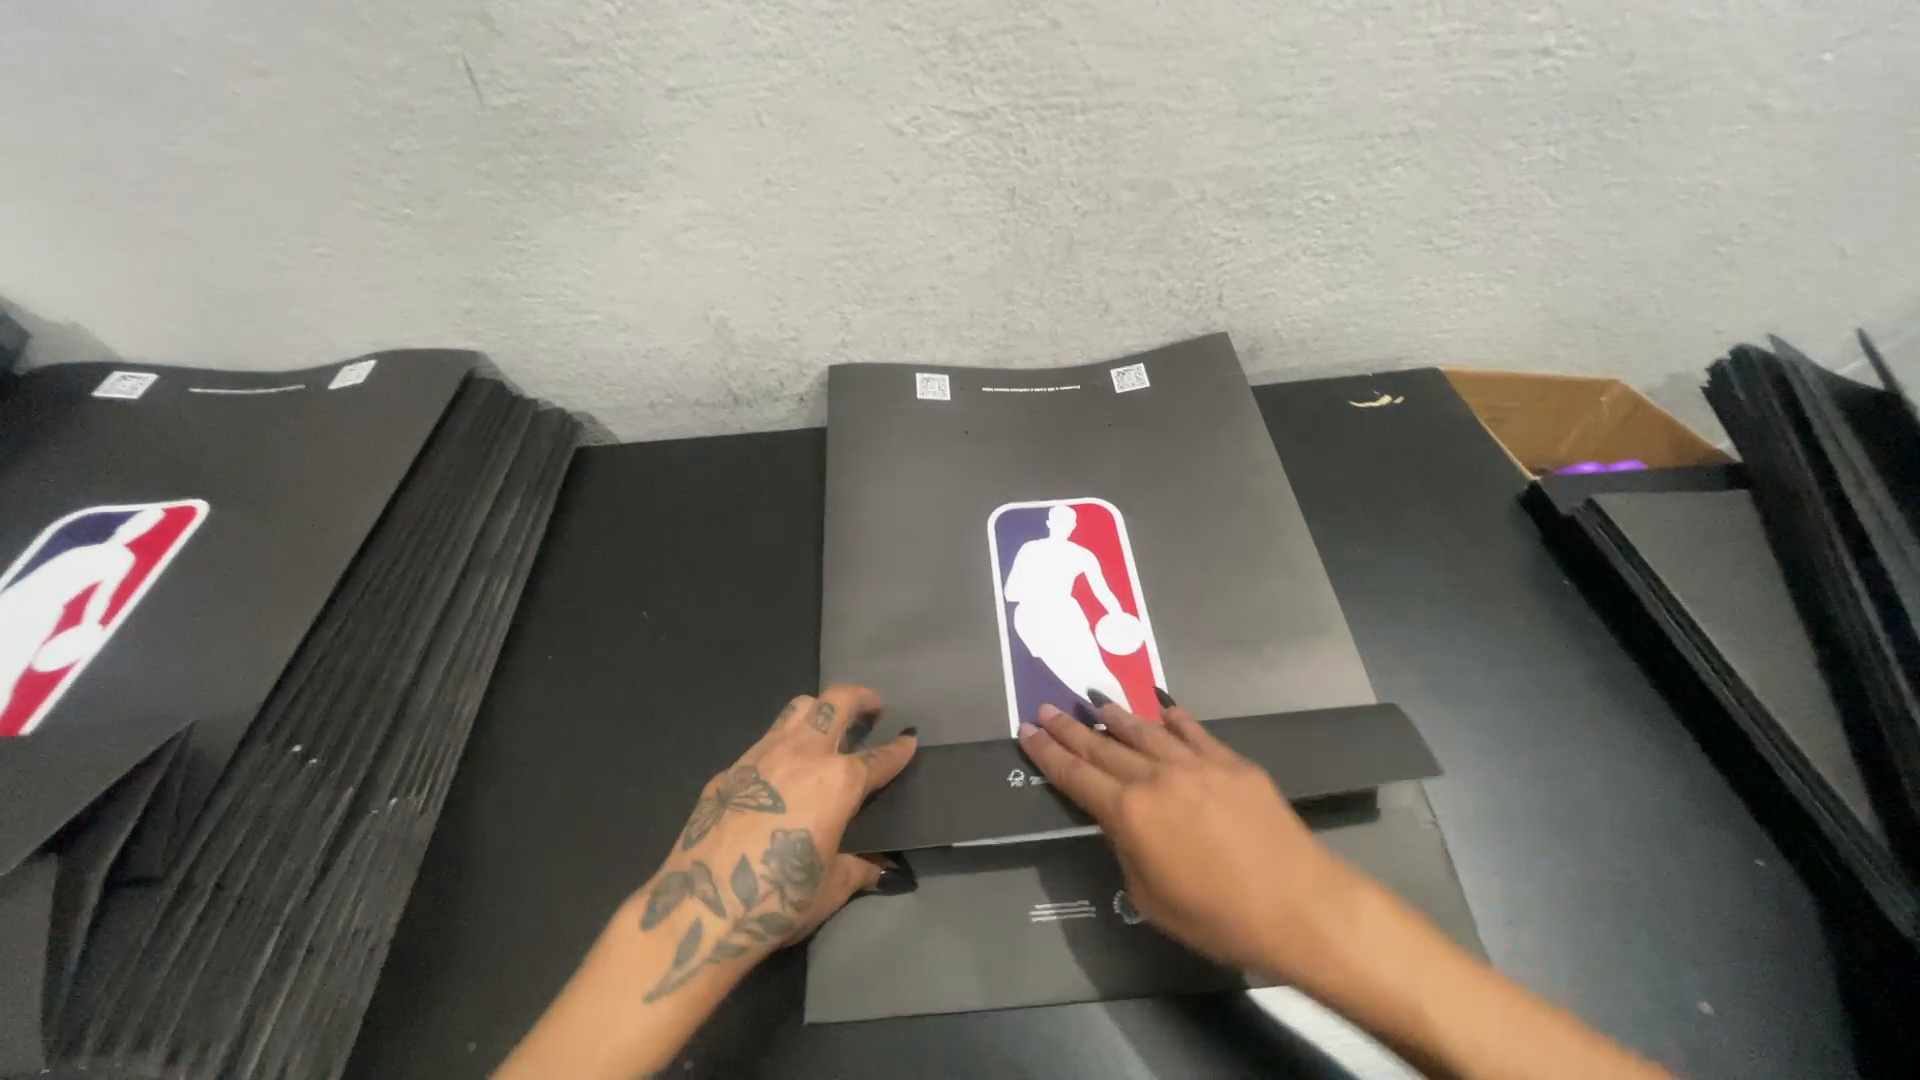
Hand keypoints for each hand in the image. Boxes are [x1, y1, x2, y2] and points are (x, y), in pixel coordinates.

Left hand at [497, 686, 917, 1079]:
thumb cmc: (778, 899)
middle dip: (861, 698)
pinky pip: (766, 739)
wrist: (701, 906)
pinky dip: (785, 741)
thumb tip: (881, 868)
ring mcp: (762, 755)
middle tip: (873, 706)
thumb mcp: (832, 888)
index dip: (899, 750)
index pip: (879, 758)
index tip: (910, 741)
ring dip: (820, 709)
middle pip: (836, 702)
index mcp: (839, 781)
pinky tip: (783, 769)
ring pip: (797, 709)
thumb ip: (860, 868)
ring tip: (828, 725)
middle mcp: (804, 754)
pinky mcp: (730, 769)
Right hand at [1017, 693, 1360, 979]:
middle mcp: (1156, 777)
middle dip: (1069, 729)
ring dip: (1114, 716)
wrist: (1300, 906)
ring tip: (1092, 701)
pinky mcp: (1231, 763)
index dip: (1047, 754)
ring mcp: (1196, 764)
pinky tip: (1160, 707)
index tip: (1027, 732)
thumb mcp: (1150, 898)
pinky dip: (1172, 717)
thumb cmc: (1217, 918)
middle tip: (1046, 709)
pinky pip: (1193, 731)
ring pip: (1144, 731)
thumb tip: (1124, 822)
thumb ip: (1127, 850)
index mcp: (1129, 813)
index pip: (1076, 777)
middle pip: (1102, 747)